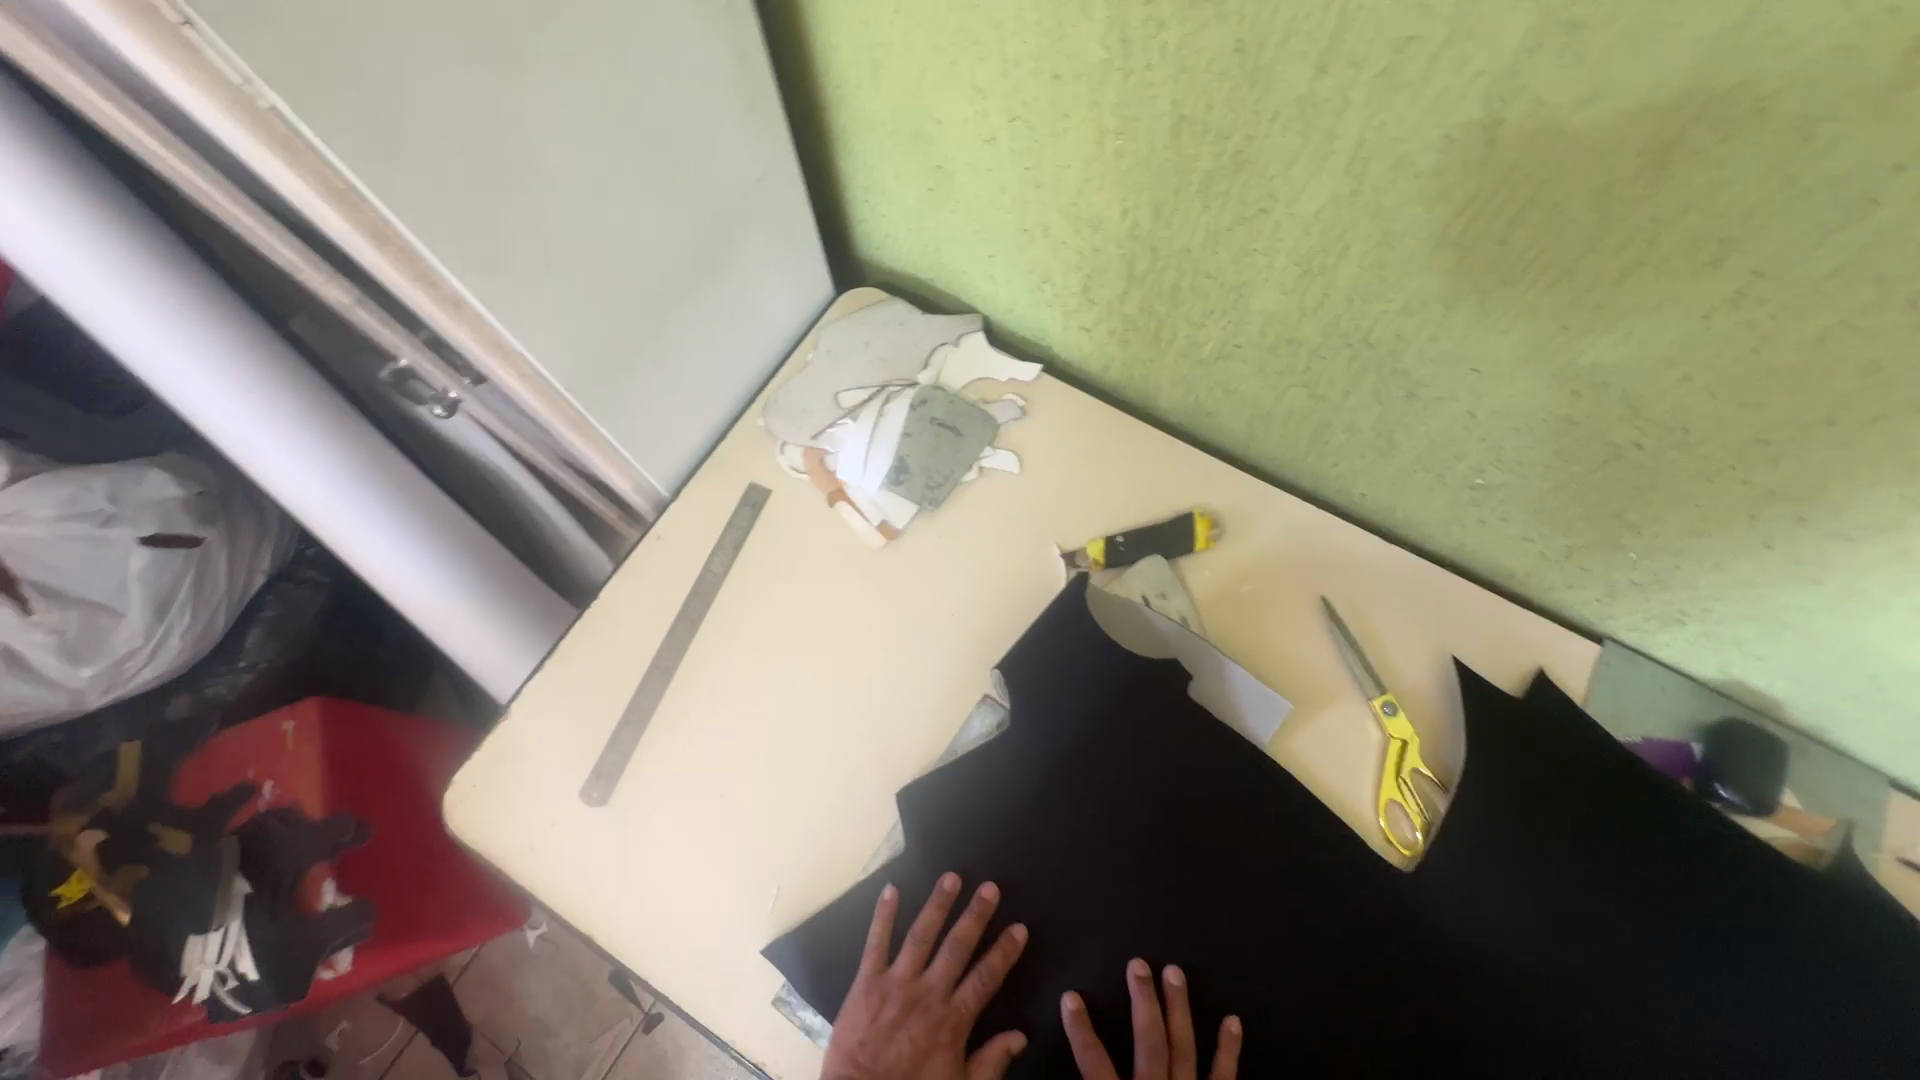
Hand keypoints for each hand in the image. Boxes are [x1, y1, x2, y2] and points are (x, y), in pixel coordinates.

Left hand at [820, 872, 1030, 1079]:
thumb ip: (991, 1061)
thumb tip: (1020, 1035)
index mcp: (952, 1020)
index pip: (986, 977)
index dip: (1004, 952)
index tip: (1018, 928)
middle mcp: (928, 993)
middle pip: (957, 947)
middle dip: (975, 915)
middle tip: (989, 888)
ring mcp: (896, 983)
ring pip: (921, 936)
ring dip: (938, 905)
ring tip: (951, 878)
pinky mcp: (866, 982)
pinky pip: (876, 943)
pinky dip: (884, 915)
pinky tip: (892, 889)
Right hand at [1061, 959, 1241, 1079]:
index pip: (1095, 1063)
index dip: (1081, 1030)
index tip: (1070, 997)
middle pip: (1150, 1044)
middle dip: (1143, 1002)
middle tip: (1138, 965)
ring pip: (1185, 1049)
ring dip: (1179, 1009)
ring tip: (1174, 972)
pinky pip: (1225, 1078)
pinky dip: (1229, 1050)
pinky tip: (1233, 1021)